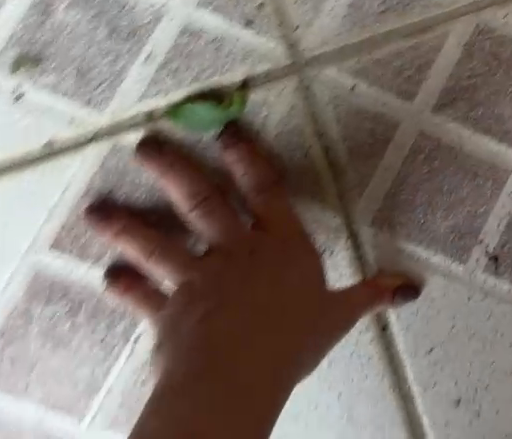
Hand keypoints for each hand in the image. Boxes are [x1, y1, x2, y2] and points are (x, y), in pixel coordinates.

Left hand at [86, 124, 419, 408]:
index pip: (265, 189)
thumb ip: (371, 294)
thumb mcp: (339, 315)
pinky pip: (143, 295)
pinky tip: (108, 273)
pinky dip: (125, 285)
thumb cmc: (291, 340)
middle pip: (204, 202)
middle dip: (175, 170)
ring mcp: (197, 279)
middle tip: (149, 143)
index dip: (247, 157)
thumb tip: (413, 287)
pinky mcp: (168, 312)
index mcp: (281, 243)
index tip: (225, 131)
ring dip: (128, 225)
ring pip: (160, 243)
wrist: (235, 378)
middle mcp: (237, 251)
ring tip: (98, 207)